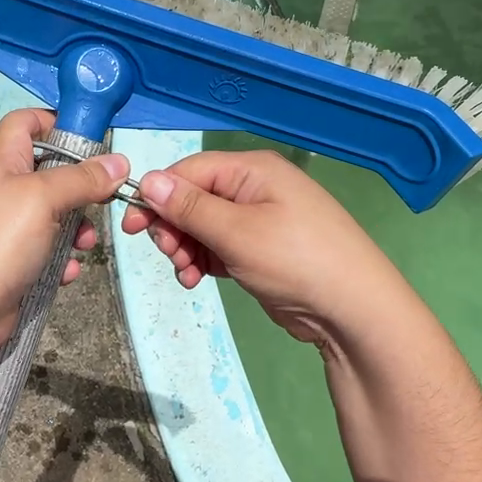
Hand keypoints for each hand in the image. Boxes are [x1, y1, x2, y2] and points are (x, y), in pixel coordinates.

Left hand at [0, 109, 129, 355]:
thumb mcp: (43, 199)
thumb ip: (82, 179)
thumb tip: (119, 162)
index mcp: (1, 163)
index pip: (24, 123)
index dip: (55, 121)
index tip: (90, 139)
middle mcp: (1, 192)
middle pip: (48, 173)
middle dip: (79, 187)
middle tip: (100, 202)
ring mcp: (5, 230)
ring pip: (53, 217)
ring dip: (76, 229)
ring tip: (86, 245)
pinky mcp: (11, 263)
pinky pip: (46, 253)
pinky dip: (61, 260)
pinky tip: (68, 273)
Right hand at [122, 150, 421, 353]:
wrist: (350, 309)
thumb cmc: (295, 261)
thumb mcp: (236, 232)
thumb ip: (190, 207)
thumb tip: (147, 180)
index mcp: (251, 172)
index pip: (188, 172)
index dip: (156, 197)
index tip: (131, 228)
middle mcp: (252, 190)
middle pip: (191, 199)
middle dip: (172, 228)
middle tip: (170, 256)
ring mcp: (257, 221)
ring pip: (201, 227)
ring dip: (184, 249)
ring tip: (187, 274)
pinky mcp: (257, 250)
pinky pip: (216, 248)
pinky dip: (201, 262)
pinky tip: (197, 280)